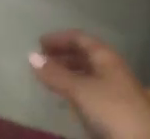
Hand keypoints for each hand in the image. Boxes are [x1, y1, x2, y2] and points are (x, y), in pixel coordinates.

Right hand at [30, 31, 149, 138]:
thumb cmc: (114, 110)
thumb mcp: (82, 90)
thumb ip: (57, 75)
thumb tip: (30, 56)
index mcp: (105, 56)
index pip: (79, 38)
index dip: (59, 38)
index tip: (38, 43)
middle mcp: (111, 68)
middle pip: (84, 55)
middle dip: (63, 56)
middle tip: (41, 62)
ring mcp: (117, 90)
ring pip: (89, 75)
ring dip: (69, 74)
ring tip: (51, 81)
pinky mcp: (119, 111)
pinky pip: (93, 92)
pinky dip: (78, 91)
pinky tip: (71, 102)